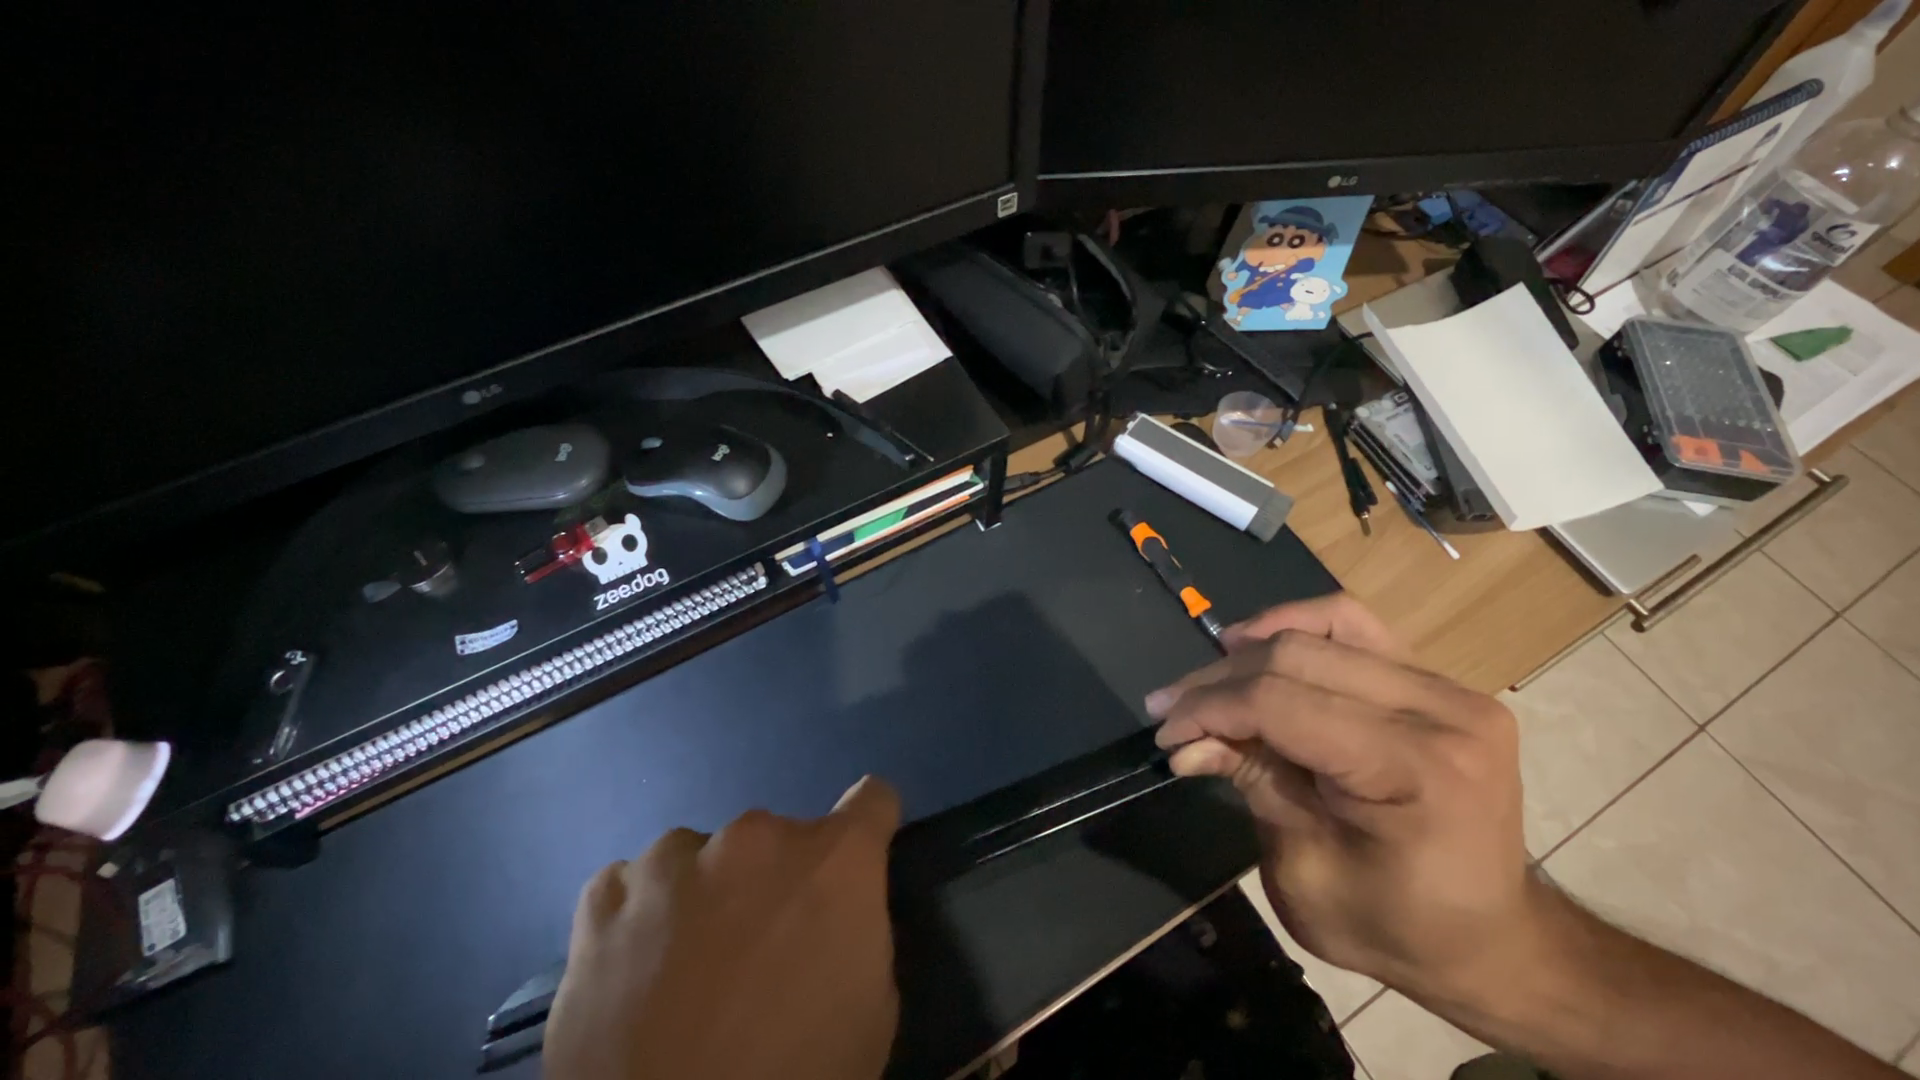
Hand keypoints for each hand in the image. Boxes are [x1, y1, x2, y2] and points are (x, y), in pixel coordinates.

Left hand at [543, 777, 902, 1079]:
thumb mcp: (874, 1015)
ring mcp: (673, 859)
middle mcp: (756, 837)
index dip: (870, 830)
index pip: (874, 800)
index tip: (858, 867)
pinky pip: (634, 886)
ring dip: (706, 895)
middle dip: (777, 883)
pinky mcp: (605, 896)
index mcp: (833, 860)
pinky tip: (636, 973)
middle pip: (779, 840)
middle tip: (763, 954)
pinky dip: (641, 916)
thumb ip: (862, 937)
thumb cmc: (796, 1075)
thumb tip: (844, 922)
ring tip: (690, 970)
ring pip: (703, 858)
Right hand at [1147, 594, 1540, 1002]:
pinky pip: (1359, 631)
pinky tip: (1260, 644)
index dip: (1210, 709)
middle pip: (1298, 656)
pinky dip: (1300, 631)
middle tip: (1170, 710)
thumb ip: (1252, 785)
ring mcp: (1451, 689)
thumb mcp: (1305, 872)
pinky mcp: (1443, 684)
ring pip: (1325, 629)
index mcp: (1416, 769)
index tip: (1164, 733)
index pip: (1283, 702)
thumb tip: (1184, 742)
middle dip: (1219, 680)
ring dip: (1253, 648)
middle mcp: (1443, 711)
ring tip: (1208, 678)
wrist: (1491, 939)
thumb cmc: (1397, 927)